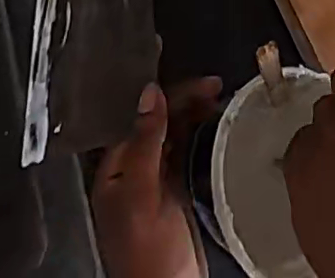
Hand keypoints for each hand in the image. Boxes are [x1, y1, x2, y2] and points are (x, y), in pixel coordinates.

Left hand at [91, 77, 223, 277]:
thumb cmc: (149, 251)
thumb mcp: (143, 194)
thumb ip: (145, 141)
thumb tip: (150, 89)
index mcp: (116, 166)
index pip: (143, 116)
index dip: (170, 95)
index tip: (200, 82)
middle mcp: (132, 168)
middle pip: (158, 122)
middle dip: (185, 100)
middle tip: (216, 87)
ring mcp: (154, 180)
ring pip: (173, 133)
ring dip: (193, 113)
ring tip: (219, 99)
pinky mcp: (174, 192)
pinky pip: (184, 151)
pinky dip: (198, 134)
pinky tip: (214, 125)